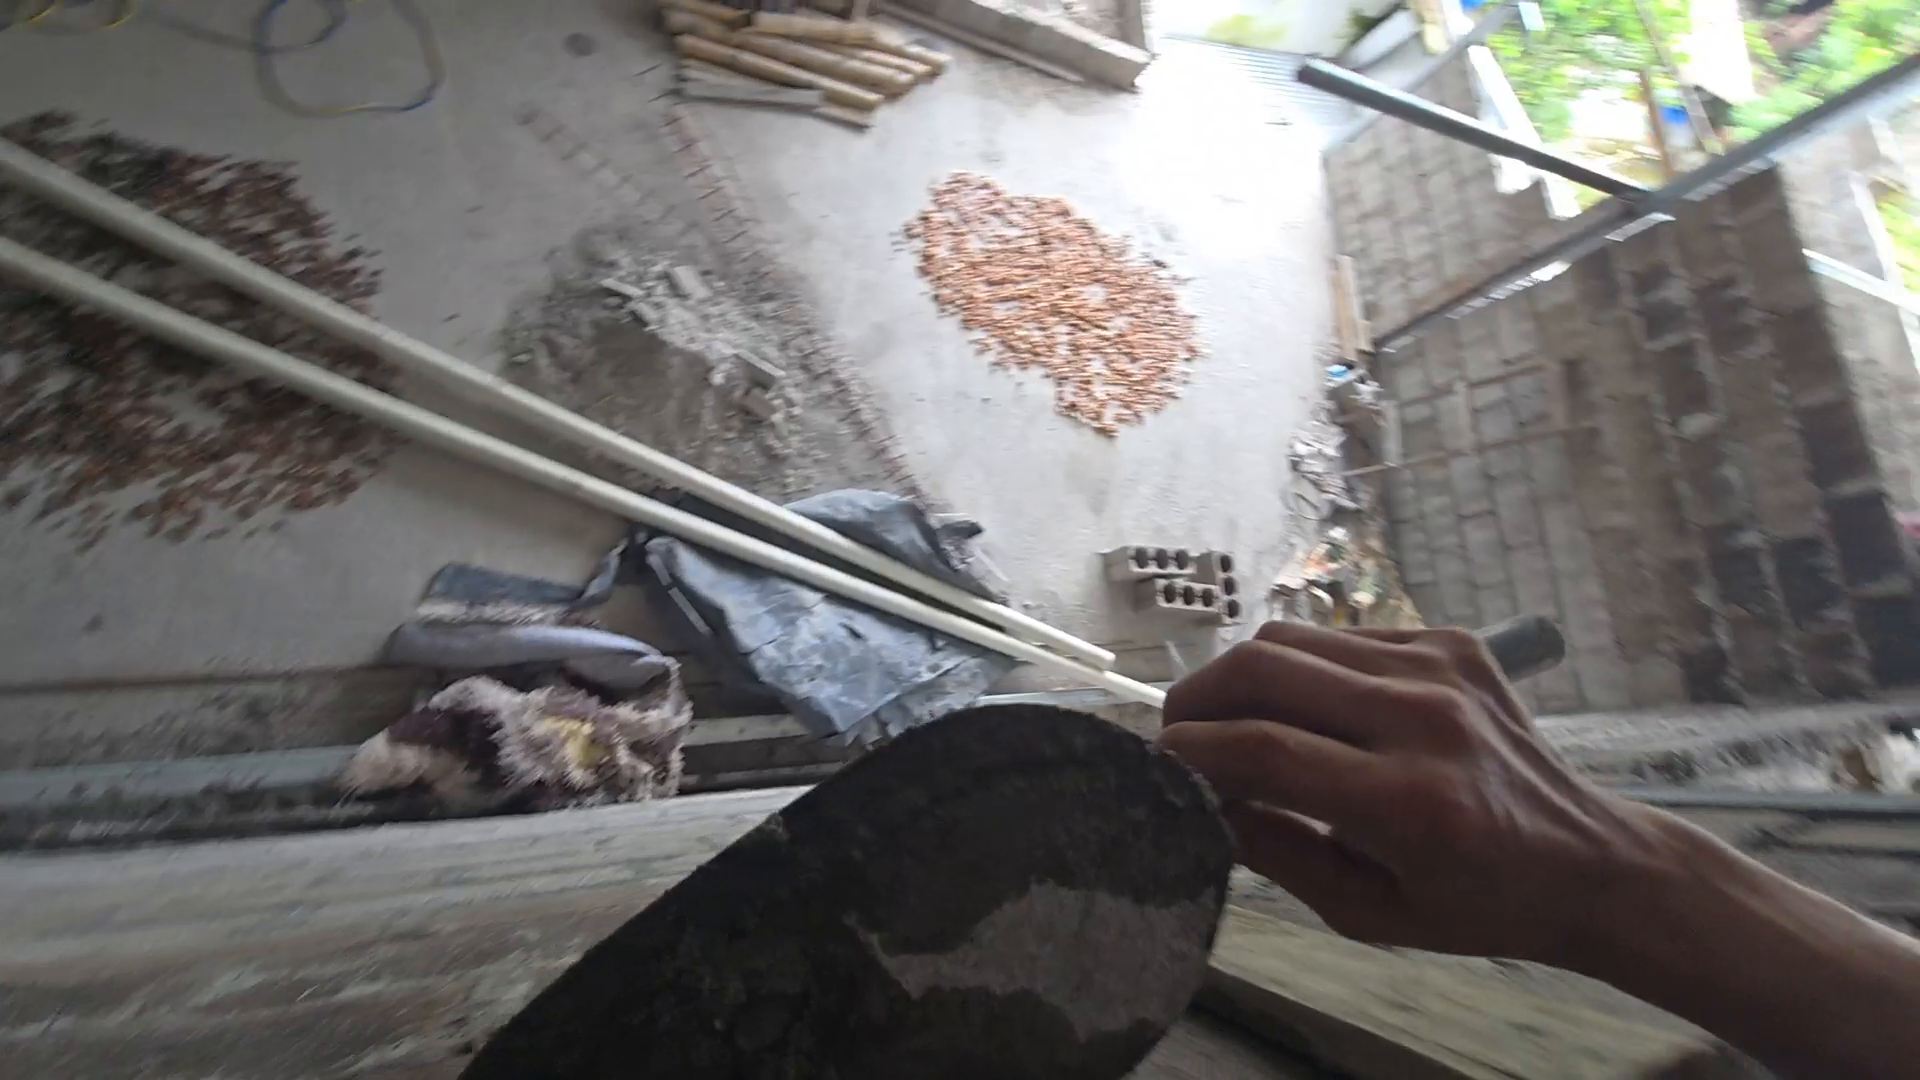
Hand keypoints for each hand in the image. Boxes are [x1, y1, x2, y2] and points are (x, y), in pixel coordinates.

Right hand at [1156, 622, 1675, 967]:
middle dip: (1197, 695)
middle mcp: (1423, 718)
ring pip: (1287, 638)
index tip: (1159, 758)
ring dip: (1238, 675)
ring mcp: (1437, 666)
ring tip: (1231, 713)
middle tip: (1179, 729)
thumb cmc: (1475, 904)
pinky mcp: (1446, 640)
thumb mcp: (1364, 912)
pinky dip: (1294, 666)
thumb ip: (1272, 851)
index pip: (1266, 749)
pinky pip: (1333, 636)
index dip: (1195, 747)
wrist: (1592, 858)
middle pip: (1265, 669)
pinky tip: (1303, 702)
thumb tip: (1204, 793)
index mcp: (1410, 803)